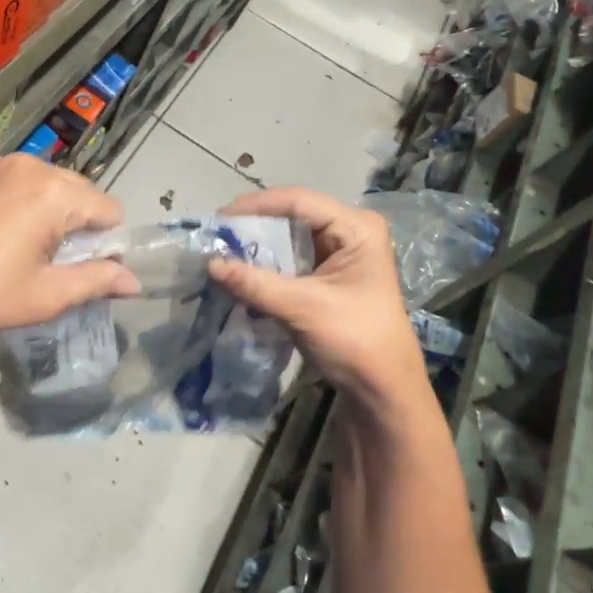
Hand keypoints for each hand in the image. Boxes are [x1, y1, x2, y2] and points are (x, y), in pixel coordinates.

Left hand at [0, 154, 138, 346]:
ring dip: (51, 216)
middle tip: (49, 268)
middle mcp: (30, 165)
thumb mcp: (46, 296)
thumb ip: (97, 281)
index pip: (109, 210)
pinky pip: (18, 183)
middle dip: (78, 228)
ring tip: (21, 255)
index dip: (106, 245)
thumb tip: (134, 282)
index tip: (81, 273)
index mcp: (53, 192)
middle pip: (81, 193)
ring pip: (50, 187)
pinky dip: (22, 206)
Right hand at [207, 187, 425, 413]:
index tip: (219, 220)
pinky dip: (267, 261)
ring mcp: (341, 251)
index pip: (298, 200)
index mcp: (356, 227)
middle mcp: (350, 230)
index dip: (256, 205)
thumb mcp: (302, 308)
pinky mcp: (329, 273)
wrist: (383, 391)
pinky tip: (241, 269)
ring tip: (222, 250)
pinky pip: (292, 256)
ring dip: (258, 243)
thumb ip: (255, 283)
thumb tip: (209, 264)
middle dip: (254, 224)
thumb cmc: (355, 341)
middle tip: (216, 235)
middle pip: (292, 213)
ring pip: (289, 235)